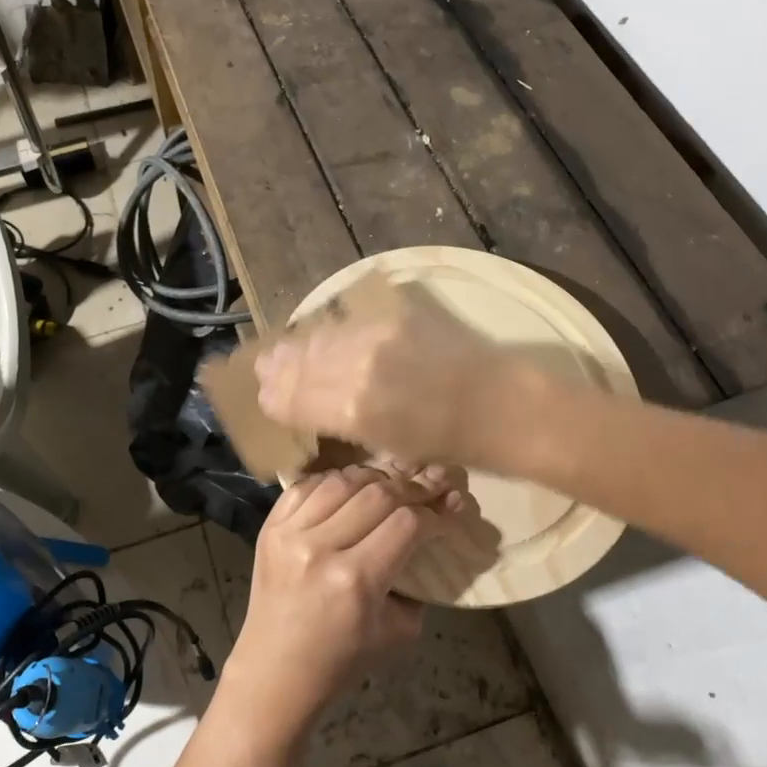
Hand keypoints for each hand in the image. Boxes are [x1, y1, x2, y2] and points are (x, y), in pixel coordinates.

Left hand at [225, 467, 437, 722]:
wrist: (277, 671)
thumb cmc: (342, 659)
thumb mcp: (398, 632)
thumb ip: (416, 580)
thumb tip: (432, 530)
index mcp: (355, 580)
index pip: (406, 523)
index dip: (434, 513)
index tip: (451, 509)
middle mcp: (320, 548)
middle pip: (377, 494)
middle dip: (412, 486)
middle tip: (433, 484)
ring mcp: (290, 534)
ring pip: (342, 481)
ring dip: (373, 477)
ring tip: (393, 483)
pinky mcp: (270, 527)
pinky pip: (306, 486)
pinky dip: (333, 481)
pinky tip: (351, 486)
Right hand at [253, 295, 540, 472]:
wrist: (503, 405)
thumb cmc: (452, 445)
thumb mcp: (390, 448)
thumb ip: (345, 426)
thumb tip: (317, 415)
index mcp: (352, 412)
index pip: (292, 400)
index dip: (273, 398)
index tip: (263, 396)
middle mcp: (355, 370)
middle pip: (298, 364)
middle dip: (277, 368)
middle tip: (262, 368)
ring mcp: (375, 339)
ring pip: (319, 338)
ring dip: (297, 346)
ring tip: (282, 349)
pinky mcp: (394, 318)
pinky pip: (348, 322)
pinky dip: (329, 331)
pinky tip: (322, 332)